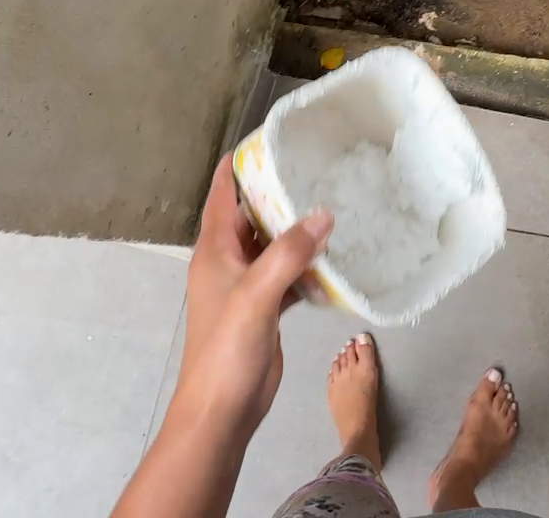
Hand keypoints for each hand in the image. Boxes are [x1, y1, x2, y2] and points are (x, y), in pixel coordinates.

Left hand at [167, 157, 333, 443]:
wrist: (222, 411)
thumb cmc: (228, 348)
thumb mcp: (257, 294)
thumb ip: (289, 253)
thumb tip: (324, 214)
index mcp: (215, 250)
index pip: (222, 193)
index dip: (239, 164)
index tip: (268, 138)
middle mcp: (228, 260)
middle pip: (252, 215)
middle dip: (279, 192)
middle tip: (315, 166)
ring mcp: (247, 284)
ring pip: (273, 244)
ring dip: (297, 228)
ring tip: (332, 202)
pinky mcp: (265, 306)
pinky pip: (288, 273)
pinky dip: (307, 264)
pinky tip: (334, 257)